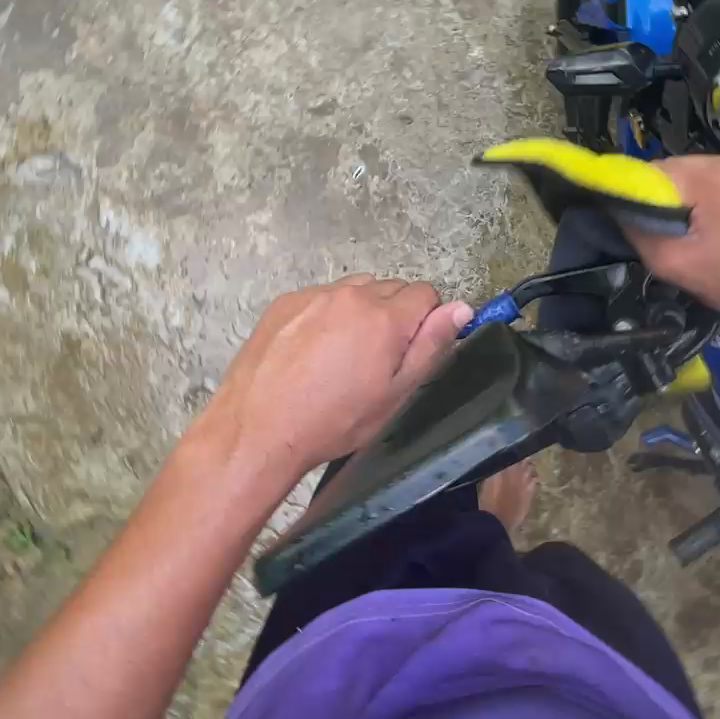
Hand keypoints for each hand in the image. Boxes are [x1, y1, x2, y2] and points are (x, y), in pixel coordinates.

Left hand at [204, 276, 472, 474]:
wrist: (258, 429)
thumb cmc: (334, 420)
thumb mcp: (396, 393)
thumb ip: (432, 345)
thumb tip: (461, 307)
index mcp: (386, 316)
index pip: (427, 293)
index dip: (425, 321)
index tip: (408, 351)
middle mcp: (352, 294)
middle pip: (392, 288)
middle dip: (394, 315)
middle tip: (376, 359)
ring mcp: (316, 295)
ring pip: (357, 289)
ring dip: (361, 311)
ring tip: (343, 355)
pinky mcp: (286, 301)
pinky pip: (322, 297)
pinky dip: (327, 315)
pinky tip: (312, 352)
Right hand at [622, 154, 719, 330]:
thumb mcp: (669, 263)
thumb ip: (636, 228)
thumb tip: (617, 205)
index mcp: (716, 178)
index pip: (659, 170)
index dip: (645, 194)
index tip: (648, 220)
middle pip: (687, 167)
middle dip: (676, 193)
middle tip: (677, 228)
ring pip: (711, 170)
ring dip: (701, 191)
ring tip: (707, 226)